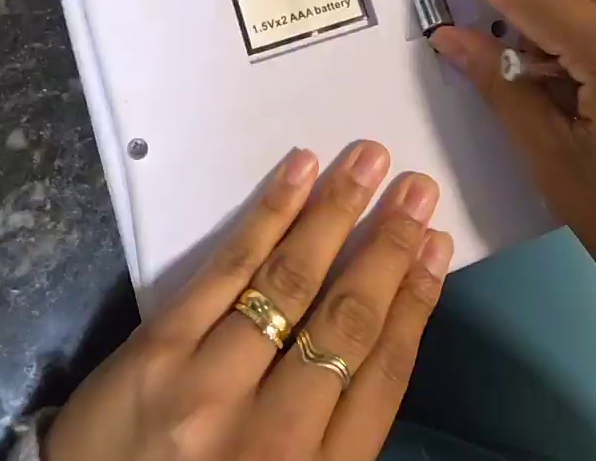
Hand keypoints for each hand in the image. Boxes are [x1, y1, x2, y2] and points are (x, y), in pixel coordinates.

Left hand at [47, 142, 453, 460]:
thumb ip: (332, 427)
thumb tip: (382, 326)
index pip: (383, 374)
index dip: (415, 301)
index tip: (437, 244)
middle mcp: (275, 436)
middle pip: (347, 319)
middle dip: (388, 246)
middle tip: (418, 188)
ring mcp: (211, 386)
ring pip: (292, 280)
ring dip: (337, 212)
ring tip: (369, 162)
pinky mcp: (158, 349)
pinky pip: (228, 268)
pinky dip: (271, 214)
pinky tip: (300, 174)